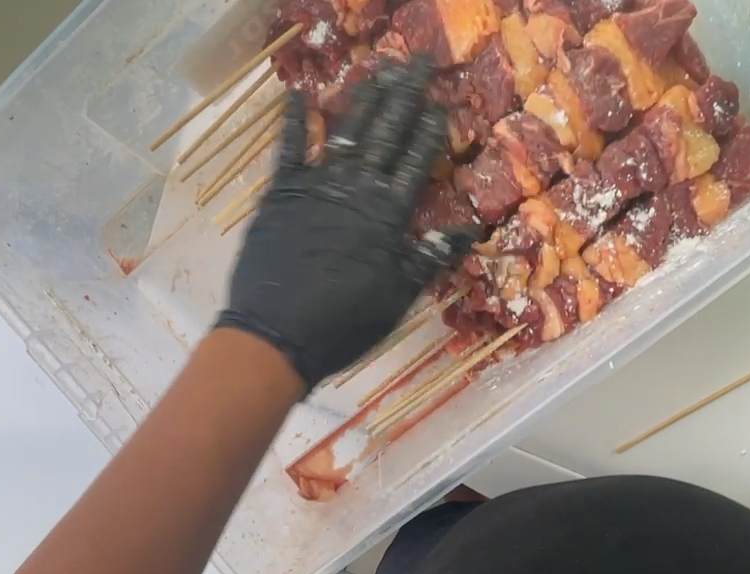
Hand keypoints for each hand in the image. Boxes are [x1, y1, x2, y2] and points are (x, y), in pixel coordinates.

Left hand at [215, 58, 476, 391]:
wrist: (280, 333)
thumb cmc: (346, 322)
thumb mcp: (399, 296)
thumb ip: (430, 257)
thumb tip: (469, 230)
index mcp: (388, 214)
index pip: (416, 161)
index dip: (430, 131)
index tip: (442, 103)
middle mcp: (356, 188)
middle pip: (386, 133)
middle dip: (405, 96)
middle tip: (420, 64)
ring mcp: (317, 186)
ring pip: (346, 131)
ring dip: (363, 99)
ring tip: (379, 70)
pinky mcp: (282, 193)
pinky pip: (289, 148)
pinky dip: (295, 121)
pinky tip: (299, 94)